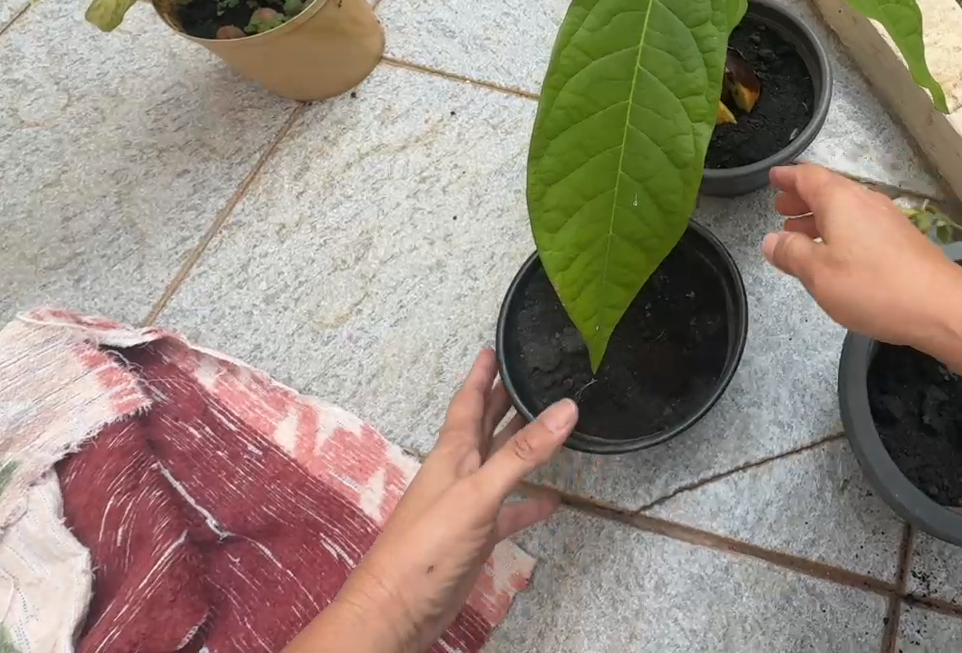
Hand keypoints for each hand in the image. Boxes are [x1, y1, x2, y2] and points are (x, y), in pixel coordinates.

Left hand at [297, 349, 575, 652]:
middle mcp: (461, 470)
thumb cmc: (428, 546)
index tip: (496, 346)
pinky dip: (531, 503)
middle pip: (487, 424)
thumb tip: (567, 407)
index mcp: (454, 452)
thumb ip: (523, 453)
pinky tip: (554, 501)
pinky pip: (511, 510)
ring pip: (501, 461)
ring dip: (522, 442)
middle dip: (506, 397)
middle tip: (533, 371)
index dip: (481, 374)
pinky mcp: (478, 535)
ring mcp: (469, 503)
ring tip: (553, 420)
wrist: (393, 616)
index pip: (469, 401)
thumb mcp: (479, 493)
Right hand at [762, 163, 961, 347]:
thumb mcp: (819, 274)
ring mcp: (887, 219)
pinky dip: (840, 230)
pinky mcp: (901, 238)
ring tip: (799, 234)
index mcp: (841, 200)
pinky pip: (861, 224)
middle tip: (780, 208)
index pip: (808, 176)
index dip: (787, 176)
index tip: (772, 177)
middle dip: (802, 198)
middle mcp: (865, 201)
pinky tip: (835, 253)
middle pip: (828, 189)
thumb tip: (770, 240)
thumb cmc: (873, 287)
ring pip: (845, 208)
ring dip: (819, 217)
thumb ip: (791, 254)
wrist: (941, 305)